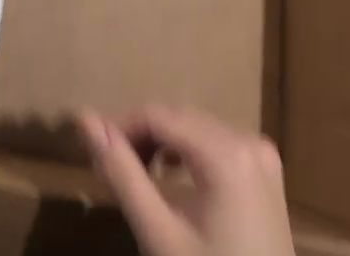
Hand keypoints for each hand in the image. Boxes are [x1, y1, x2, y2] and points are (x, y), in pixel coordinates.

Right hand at [79, 106, 294, 255]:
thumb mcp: (159, 233)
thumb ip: (122, 173)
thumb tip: (84, 119)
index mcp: (225, 153)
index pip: (157, 115)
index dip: (119, 129)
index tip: (93, 159)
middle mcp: (247, 141)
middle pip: (178, 118)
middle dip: (139, 138)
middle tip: (109, 172)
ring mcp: (261, 155)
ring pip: (195, 128)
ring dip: (161, 144)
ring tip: (135, 176)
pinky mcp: (265, 172)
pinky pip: (216, 144)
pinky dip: (187, 153)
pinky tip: (170, 178)